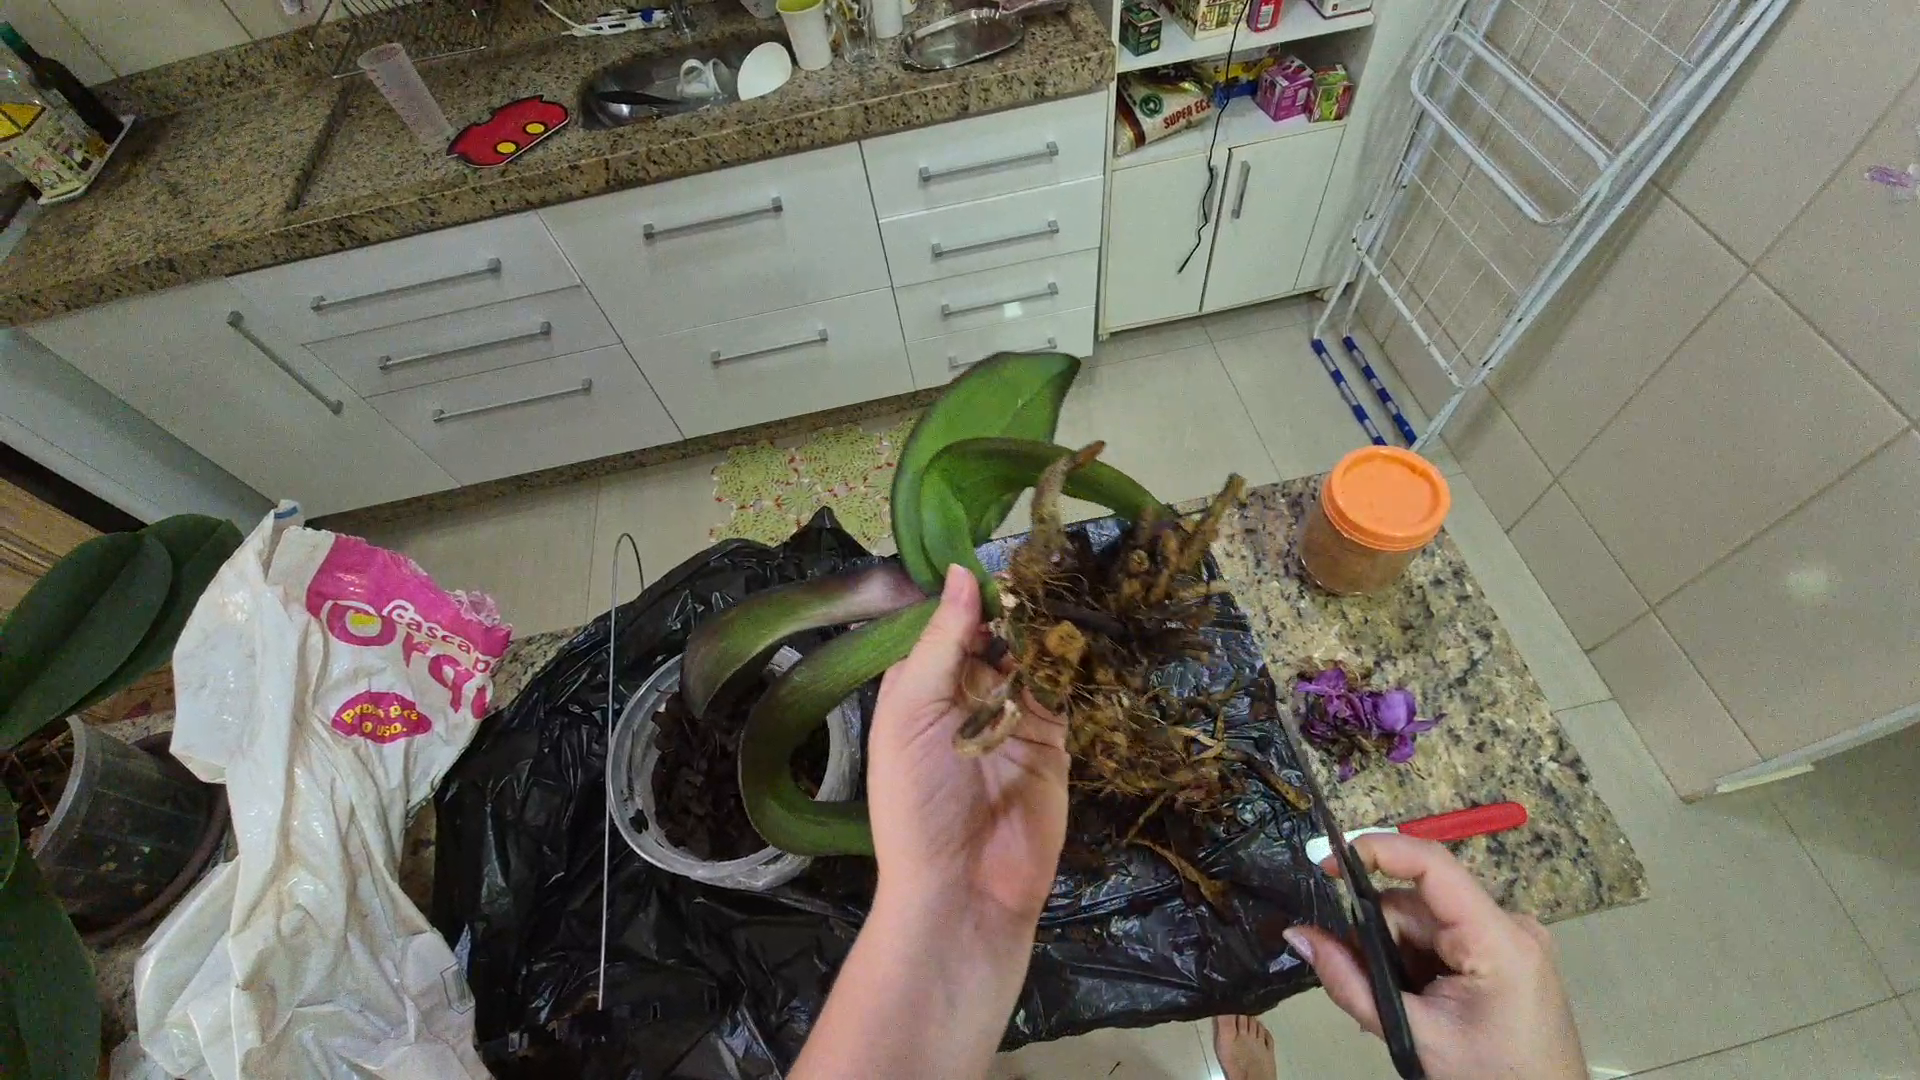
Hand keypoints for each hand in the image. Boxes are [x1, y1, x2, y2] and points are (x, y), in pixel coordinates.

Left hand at [867, 564, 1069, 931]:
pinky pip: (1060, 689)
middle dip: (1013, 606)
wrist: (963, 890)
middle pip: (993, 633)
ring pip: (1030, 655)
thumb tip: (962, 570)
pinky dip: (1068, 663)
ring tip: (1066, 589)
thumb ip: (941, 641)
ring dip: (1044, 629)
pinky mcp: (1050, 736)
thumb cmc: (918, 797)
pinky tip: (1080, 633)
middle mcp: (964, 691)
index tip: (998, 558)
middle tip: (1045, 566)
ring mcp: (1009, 713)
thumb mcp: (912, 710)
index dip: (969, 593)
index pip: (947, 622)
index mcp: (921, 682)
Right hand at [1282, 833, 1585, 1079]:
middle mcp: (1508, 925)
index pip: (1431, 863)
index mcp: (1498, 940)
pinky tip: (1413, 997)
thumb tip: (1295, 933)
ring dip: (1392, 952)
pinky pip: (1437, 935)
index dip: (1374, 849)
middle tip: (1358, 978)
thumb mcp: (1414, 1038)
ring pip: (1419, 920)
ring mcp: (1508, 937)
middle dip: (1376, 933)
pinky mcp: (1503, 951)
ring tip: (1395, 1003)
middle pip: (1414, 901)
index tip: (1324, 863)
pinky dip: (1411, 959)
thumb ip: (1349, 983)